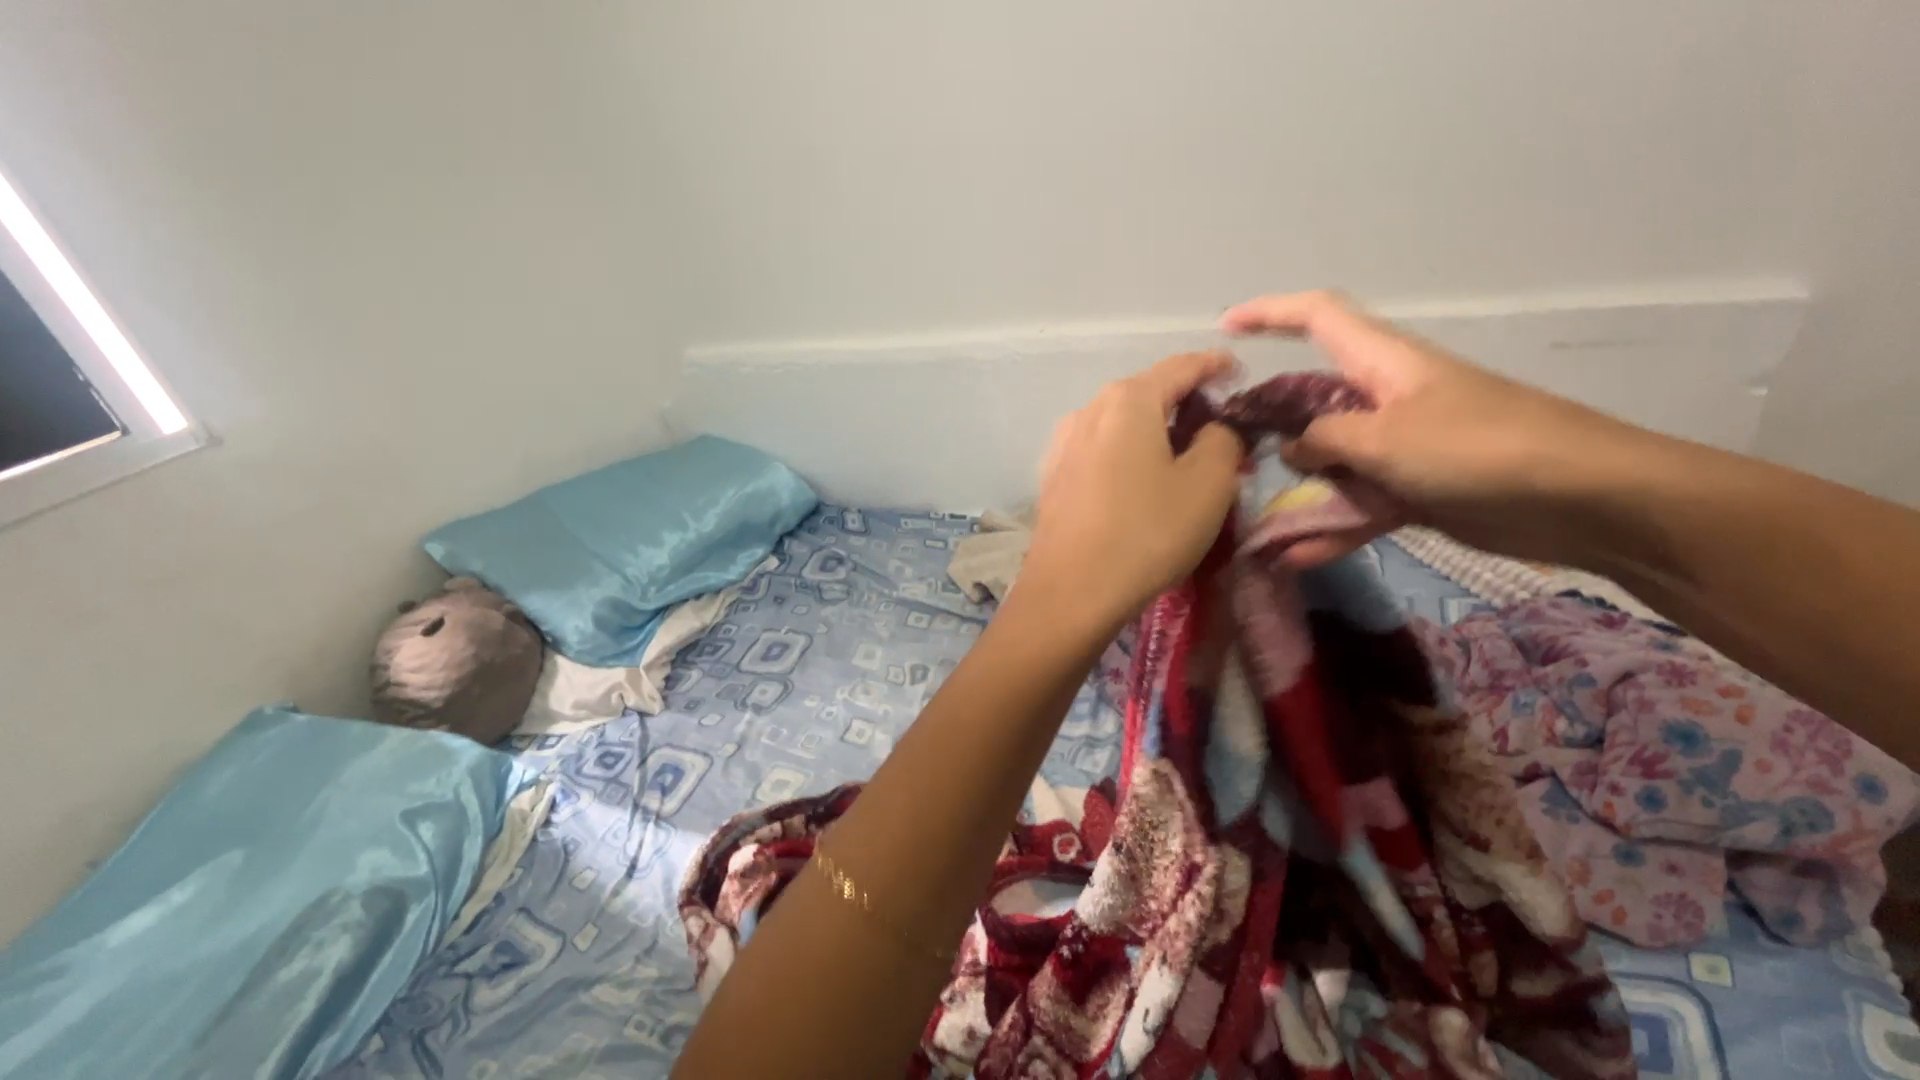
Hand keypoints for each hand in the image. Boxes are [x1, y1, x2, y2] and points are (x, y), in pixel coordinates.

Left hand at [1021, 351, 1244, 631]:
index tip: (1238, 373)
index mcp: (1128, 399)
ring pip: (1121, 425)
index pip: (1182, 366)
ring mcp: (1063, 444)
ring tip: (1184, 459)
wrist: (1071, 591)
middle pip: (1147, 393)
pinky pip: (1102, 452)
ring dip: (1155, 433)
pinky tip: (1142, 483)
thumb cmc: (1147, 531)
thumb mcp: (1208, 483)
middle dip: (1186, 404)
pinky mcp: (1053, 478)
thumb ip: (1224, 438)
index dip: (1215, 366)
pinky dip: (1129, 456)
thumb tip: (1217, 426)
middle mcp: (1089, 410)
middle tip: (1220, 430)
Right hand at [1221, 290, 1646, 567]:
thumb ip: (1324, 439)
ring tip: (1257, 524)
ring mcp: (1403, 446)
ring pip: (1333, 461)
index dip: (1269, 313)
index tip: (1225, 328)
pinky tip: (1297, 557)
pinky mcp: (1418, 490)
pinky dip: (1332, 527)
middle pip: (1313, 399)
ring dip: (1299, 490)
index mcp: (1381, 363)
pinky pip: (1360, 504)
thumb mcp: (1384, 439)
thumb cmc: (1477, 448)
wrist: (1579, 499)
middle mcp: (1386, 398)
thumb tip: (1293, 449)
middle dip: (1272, 422)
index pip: (1317, 317)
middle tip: (1230, 452)